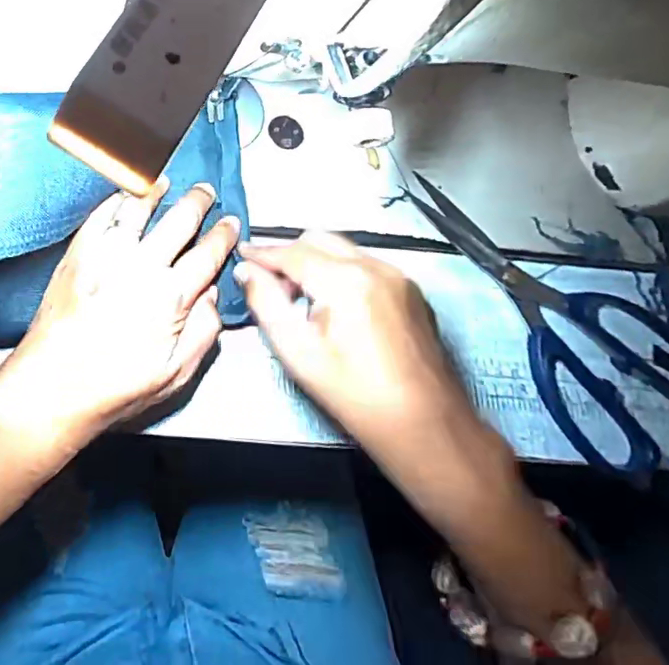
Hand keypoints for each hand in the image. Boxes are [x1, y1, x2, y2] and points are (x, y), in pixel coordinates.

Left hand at [0, 180, 237, 448]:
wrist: (53, 381)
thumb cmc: (112, 386)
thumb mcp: (176, 373)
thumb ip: (203, 331)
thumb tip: (213, 296)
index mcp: (171, 295)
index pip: (208, 253)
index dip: (223, 235)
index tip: (229, 224)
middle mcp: (141, 266)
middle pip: (178, 220)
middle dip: (196, 201)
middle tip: (204, 191)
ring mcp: (106, 254)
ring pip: (137, 209)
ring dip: (155, 191)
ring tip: (164, 181)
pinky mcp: (78, 251)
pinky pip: (100, 215)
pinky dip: (115, 200)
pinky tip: (122, 195)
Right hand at [236, 231, 473, 448]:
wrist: (427, 427)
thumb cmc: (356, 395)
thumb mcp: (297, 351)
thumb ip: (265, 302)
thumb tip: (247, 271)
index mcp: (346, 282)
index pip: (291, 252)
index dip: (261, 253)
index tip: (241, 255)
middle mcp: (376, 268)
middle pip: (317, 240)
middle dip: (288, 255)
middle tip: (271, 283)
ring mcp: (399, 277)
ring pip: (342, 249)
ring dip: (315, 261)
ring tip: (301, 296)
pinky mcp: (411, 291)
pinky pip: (365, 265)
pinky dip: (340, 271)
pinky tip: (334, 305)